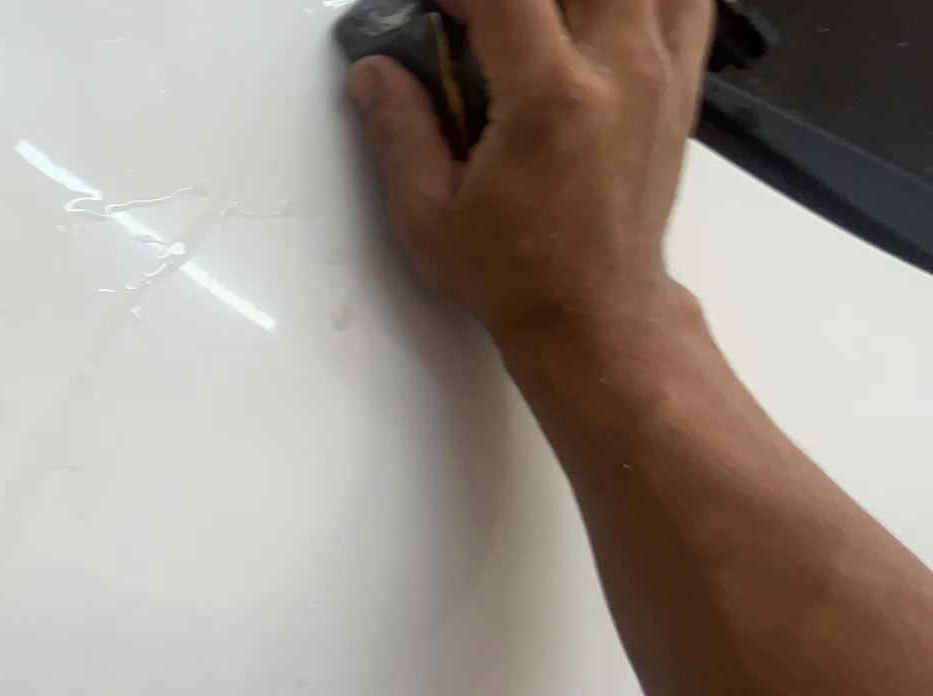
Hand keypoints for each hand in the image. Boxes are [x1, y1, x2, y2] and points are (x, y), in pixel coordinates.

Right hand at [347, 0, 713, 347]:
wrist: (589, 307)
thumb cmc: (509, 272)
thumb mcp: (427, 214)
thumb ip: (399, 133)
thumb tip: (372, 75)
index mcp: (548, 100)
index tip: (426, 6)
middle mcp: (620, 66)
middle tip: (468, 16)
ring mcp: (663, 67)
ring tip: (524, 23)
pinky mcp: (681, 80)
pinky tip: (588, 18)